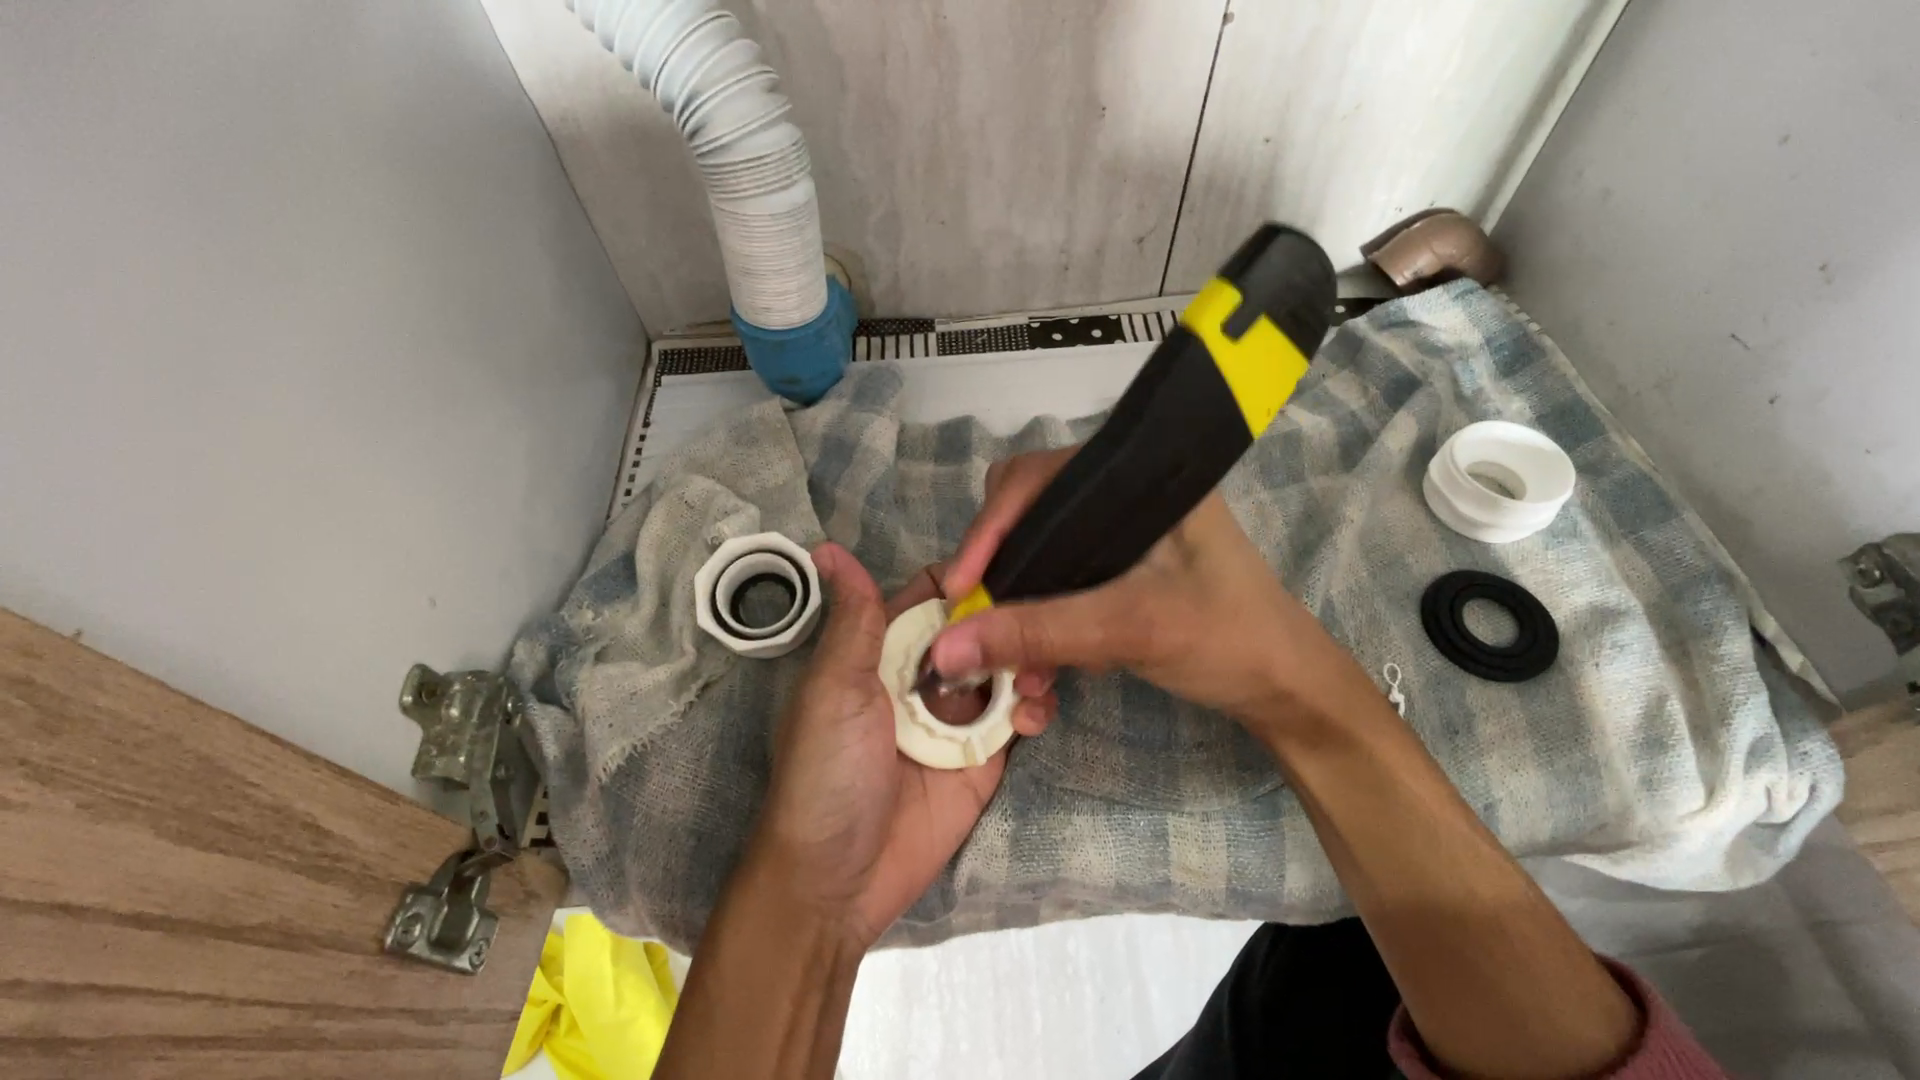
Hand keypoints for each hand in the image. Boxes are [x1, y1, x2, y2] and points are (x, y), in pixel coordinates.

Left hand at [746, 543, 1057, 948]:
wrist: (837, 881)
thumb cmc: (826, 774)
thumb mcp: (834, 690)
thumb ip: (854, 621)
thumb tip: (828, 547)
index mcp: (881, 650)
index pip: (932, 594)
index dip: (967, 575)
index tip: (1009, 559)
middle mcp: (922, 675)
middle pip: (979, 628)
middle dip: (1009, 620)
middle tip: (1034, 624)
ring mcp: (956, 717)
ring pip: (1005, 668)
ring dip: (1026, 661)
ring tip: (1033, 676)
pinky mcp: (983, 758)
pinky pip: (1017, 719)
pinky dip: (1033, 708)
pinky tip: (1031, 714)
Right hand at [934, 446, 1371, 725]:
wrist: (1286, 690)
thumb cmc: (1226, 637)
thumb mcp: (1129, 627)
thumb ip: (1036, 631)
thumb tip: (945, 647)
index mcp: (1136, 475)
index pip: (1034, 480)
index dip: (987, 530)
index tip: (960, 589)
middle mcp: (1123, 495)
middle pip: (1026, 518)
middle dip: (999, 576)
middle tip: (978, 621)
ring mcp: (1120, 536)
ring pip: (1038, 559)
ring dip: (1018, 613)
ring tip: (1016, 670)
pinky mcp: (1119, 574)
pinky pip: (1059, 588)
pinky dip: (1043, 627)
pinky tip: (1045, 672)